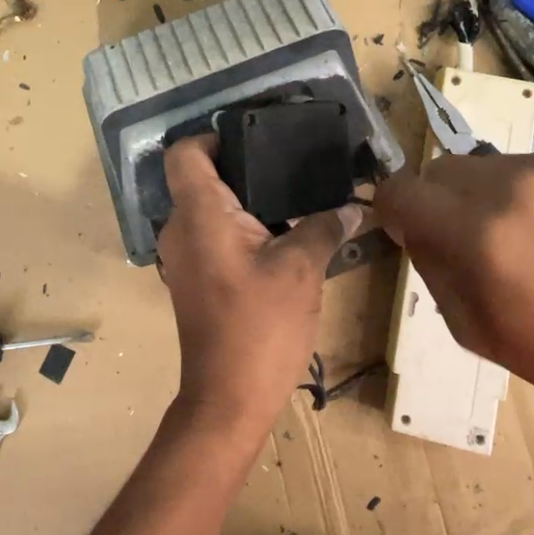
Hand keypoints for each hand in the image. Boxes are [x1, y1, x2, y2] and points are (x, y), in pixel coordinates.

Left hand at [156, 135, 366, 429]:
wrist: (228, 398)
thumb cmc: (260, 326)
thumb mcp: (301, 270)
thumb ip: (324, 227)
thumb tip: (353, 207)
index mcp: (198, 214)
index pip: (185, 152)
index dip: (213, 136)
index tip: (254, 139)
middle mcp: (180, 228)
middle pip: (198, 177)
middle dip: (240, 167)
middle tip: (287, 164)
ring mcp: (182, 256)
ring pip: (207, 208)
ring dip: (243, 200)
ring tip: (291, 197)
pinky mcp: (193, 279)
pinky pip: (211, 234)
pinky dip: (239, 227)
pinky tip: (280, 236)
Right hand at [375, 149, 533, 420]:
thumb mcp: (475, 330)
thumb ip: (433, 269)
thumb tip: (414, 232)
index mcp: (474, 234)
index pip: (397, 190)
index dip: (394, 213)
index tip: (409, 233)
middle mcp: (503, 187)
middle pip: (435, 172)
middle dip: (437, 203)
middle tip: (467, 241)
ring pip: (479, 166)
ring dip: (480, 195)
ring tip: (520, 235)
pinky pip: (523, 166)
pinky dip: (522, 191)